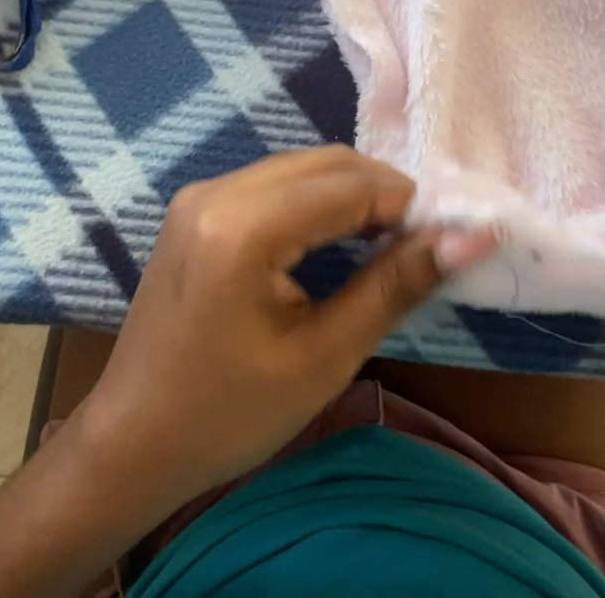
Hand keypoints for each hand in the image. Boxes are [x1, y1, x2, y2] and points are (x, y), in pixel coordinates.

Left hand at [68, 146, 497, 503]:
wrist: (133, 442)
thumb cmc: (230, 414)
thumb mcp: (324, 356)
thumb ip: (396, 285)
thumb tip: (471, 239)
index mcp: (243, 227)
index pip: (349, 186)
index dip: (407, 205)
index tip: (446, 241)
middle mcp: (217, 192)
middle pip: (324, 163)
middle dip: (381, 194)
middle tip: (420, 245)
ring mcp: (199, 196)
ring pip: (299, 168)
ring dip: (349, 195)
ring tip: (385, 245)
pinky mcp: (194, 210)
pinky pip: (271, 184)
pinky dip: (314, 202)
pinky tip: (335, 240)